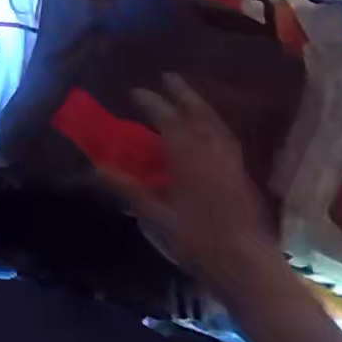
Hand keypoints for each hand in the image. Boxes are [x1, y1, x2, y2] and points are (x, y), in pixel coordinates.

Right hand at [107, 74, 276, 288]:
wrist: (246, 263)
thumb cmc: (197, 240)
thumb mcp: (157, 215)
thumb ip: (128, 188)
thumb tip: (95, 168)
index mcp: (188, 157)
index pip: (167, 119)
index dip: (151, 102)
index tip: (135, 91)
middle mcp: (212, 151)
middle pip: (197, 112)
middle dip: (182, 93)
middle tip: (168, 77)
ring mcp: (231, 160)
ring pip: (216, 122)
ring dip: (200, 105)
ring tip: (187, 96)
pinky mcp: (242, 173)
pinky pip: (226, 136)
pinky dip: (214, 123)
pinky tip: (210, 128)